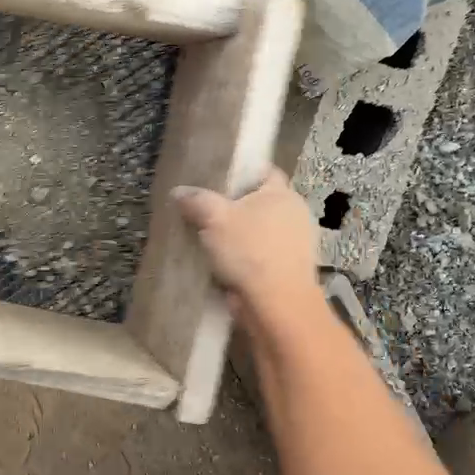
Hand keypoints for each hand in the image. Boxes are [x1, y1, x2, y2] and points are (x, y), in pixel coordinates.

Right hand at [171, 168, 319, 313]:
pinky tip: (219, 257)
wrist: (277, 304)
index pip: (264, 171)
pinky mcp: (288, 267)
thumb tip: (178, 192)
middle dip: (233, 203)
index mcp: (283, 195)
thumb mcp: (213, 216)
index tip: (214, 175)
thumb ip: (195, 199)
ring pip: (258, 227)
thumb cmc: (249, 250)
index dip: (240, 170)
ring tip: (205, 233)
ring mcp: (294, 243)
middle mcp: (295, 214)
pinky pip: (260, 250)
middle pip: (258, 200)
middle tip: (202, 204)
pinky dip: (242, 252)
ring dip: (236, 230)